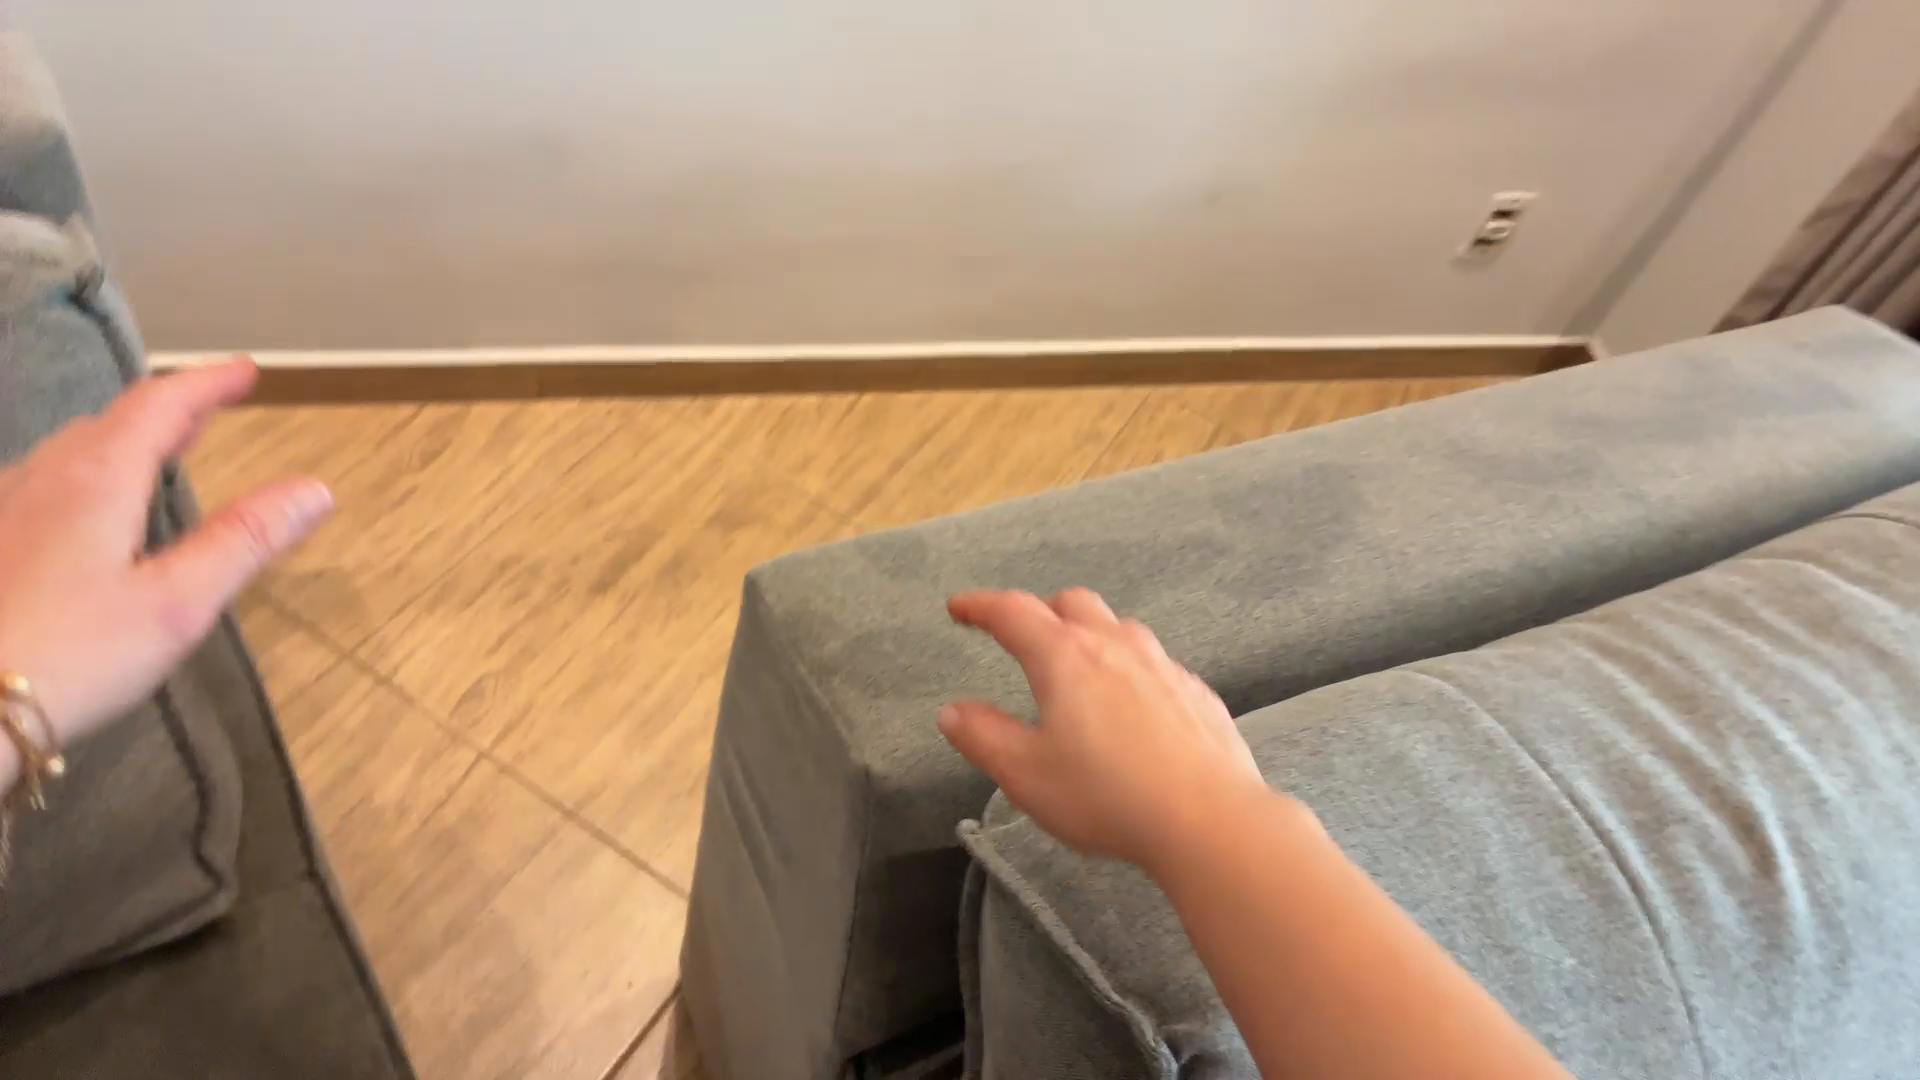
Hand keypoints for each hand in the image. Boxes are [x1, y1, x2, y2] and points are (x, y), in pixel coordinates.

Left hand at [0, 359, 331, 752]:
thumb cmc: (67, 653)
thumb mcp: (178, 600)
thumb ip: (245, 540)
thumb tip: (315, 489)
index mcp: (93, 486)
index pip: (155, 409)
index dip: (204, 384)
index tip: (248, 370)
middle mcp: (36, 485)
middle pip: (105, 425)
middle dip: (165, 408)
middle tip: (212, 406)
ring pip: (66, 454)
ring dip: (123, 438)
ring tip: (163, 445)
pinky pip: (43, 486)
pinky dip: (89, 472)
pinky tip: (93, 505)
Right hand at [939, 588, 1269, 872]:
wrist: (1210, 820)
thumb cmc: (1106, 796)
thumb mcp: (1026, 774)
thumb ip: (983, 737)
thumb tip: (952, 712)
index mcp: (1065, 657)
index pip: (1012, 612)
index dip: (980, 606)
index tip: (958, 607)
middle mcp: (1115, 645)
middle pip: (1071, 603)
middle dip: (1040, 612)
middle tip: (1023, 638)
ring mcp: (1162, 664)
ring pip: (1118, 627)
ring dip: (1090, 635)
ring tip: (1080, 670)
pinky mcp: (1195, 690)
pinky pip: (1153, 662)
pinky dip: (1129, 668)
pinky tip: (1133, 707)